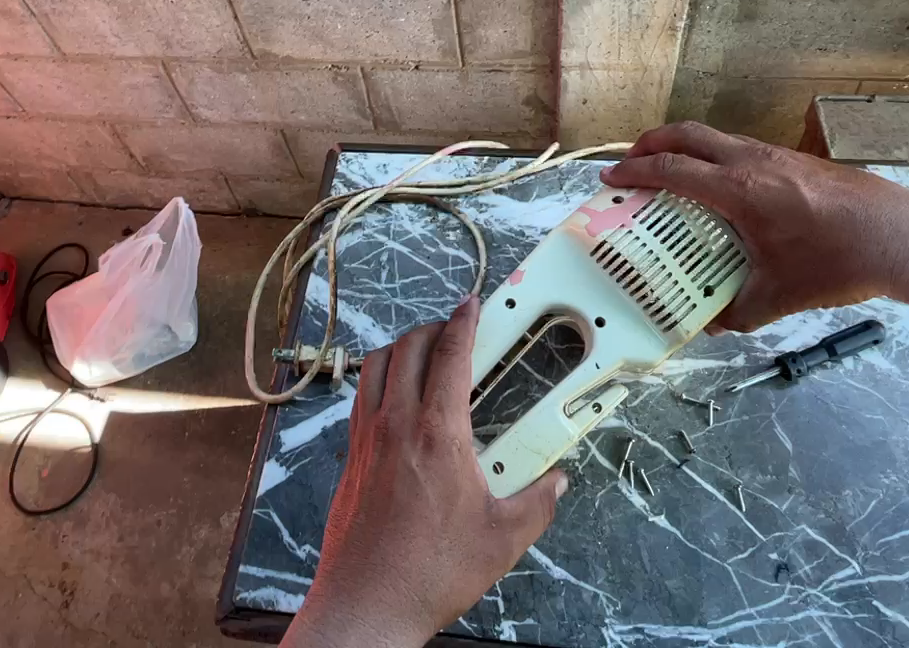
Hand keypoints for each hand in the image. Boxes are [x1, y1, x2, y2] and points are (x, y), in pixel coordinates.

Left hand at [283, 295, 567, 646]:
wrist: (366, 605)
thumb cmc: (432, 571)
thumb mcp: (502, 539)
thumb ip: (537, 502)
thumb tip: (557, 480)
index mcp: (438, 433)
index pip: (450, 355)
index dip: (464, 321)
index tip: (471, 303)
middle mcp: (396, 422)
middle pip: (409, 346)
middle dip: (434, 328)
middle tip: (455, 332)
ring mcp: (367, 436)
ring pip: (377, 363)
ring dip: (403, 347)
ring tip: (425, 354)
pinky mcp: (351, 454)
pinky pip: (362, 393)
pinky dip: (380, 376)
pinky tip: (395, 395)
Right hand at [599, 121, 908, 330]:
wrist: (903, 237)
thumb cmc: (837, 263)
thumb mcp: (778, 296)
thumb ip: (735, 312)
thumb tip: (706, 325)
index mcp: (737, 190)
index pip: (671, 169)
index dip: (634, 172)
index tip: (609, 179)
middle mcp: (748, 161)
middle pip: (685, 133)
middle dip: (649, 142)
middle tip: (630, 162)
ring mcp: (772, 154)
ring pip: (712, 135)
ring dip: (680, 144)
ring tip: (667, 169)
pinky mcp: (791, 158)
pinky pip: (734, 145)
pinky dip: (709, 153)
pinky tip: (718, 184)